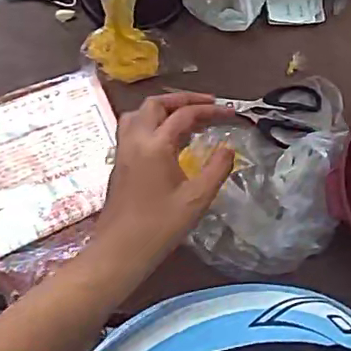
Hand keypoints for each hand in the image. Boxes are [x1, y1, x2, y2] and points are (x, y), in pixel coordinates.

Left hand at [95, 93, 235, 264]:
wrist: (119, 251)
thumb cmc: (159, 227)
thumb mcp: (197, 199)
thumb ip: (217, 169)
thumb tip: (228, 147)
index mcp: (154, 145)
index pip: (185, 114)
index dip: (210, 110)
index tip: (231, 113)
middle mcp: (135, 140)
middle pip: (156, 104)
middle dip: (184, 99)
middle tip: (208, 105)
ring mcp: (123, 151)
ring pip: (139, 113)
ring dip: (164, 108)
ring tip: (186, 116)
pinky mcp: (119, 163)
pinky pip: (134, 128)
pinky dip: (153, 122)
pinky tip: (168, 138)